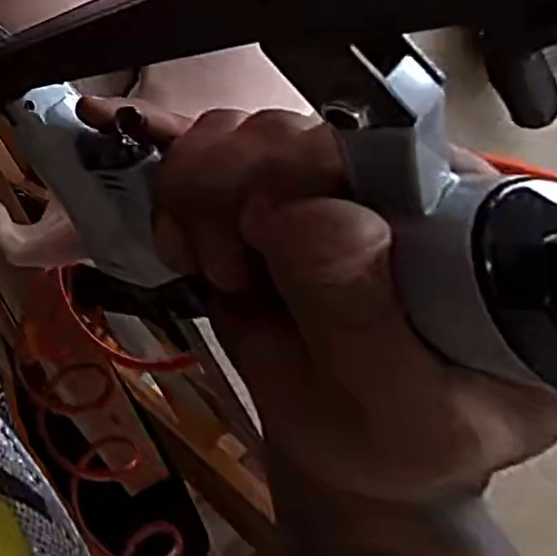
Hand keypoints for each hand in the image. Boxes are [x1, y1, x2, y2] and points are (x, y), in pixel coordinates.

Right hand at [91, 101, 556, 509]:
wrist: (338, 436)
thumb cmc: (396, 435)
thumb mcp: (403, 405)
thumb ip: (366, 316)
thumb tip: (316, 216)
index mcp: (452, 216)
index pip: (371, 147)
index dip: (297, 182)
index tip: (261, 244)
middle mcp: (378, 177)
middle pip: (277, 133)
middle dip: (227, 202)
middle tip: (232, 273)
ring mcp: (300, 175)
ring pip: (220, 133)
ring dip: (188, 199)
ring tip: (209, 264)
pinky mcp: (237, 184)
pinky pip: (185, 137)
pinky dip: (144, 130)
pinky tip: (104, 119)